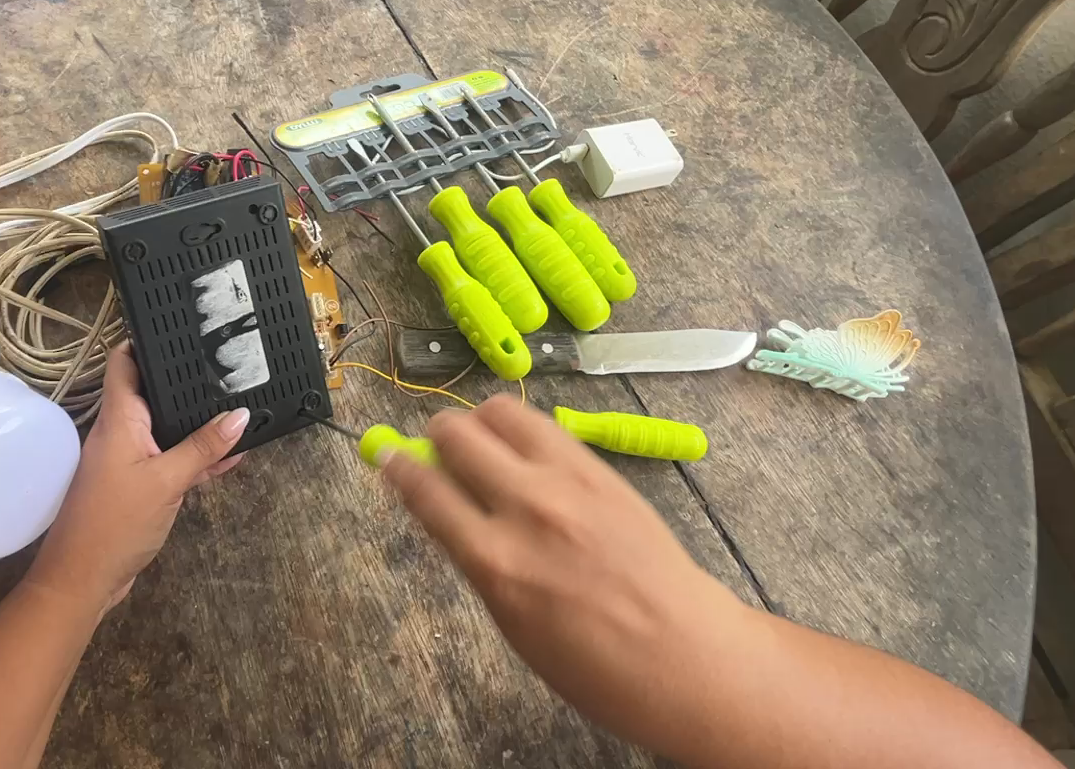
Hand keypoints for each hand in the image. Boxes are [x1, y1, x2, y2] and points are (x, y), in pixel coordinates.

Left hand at [26, 342, 247, 613]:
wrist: (82, 582)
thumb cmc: (116, 522)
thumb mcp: (166, 481)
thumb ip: (203, 447)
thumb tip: (242, 414)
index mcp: (119, 419)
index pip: (124, 362)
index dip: (145, 339)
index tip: (180, 323)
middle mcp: (122, 431)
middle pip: (152, 391)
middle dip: (185, 378)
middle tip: (225, 358)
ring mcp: (131, 459)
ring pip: (168, 427)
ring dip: (198, 421)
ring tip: (239, 401)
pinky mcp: (141, 485)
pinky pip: (174, 459)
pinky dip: (199, 456)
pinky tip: (233, 454)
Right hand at [379, 395, 746, 737]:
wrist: (688, 656)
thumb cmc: (592, 664)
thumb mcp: (512, 621)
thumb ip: (475, 554)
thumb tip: (442, 501)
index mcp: (494, 562)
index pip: (425, 490)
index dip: (397, 466)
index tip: (387, 454)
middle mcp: (524, 507)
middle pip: (455, 433)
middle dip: (436, 435)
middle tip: (441, 450)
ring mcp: (565, 480)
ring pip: (497, 410)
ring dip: (479, 422)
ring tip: (487, 445)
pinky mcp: (598, 466)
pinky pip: (542, 423)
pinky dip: (521, 430)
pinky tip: (528, 454)